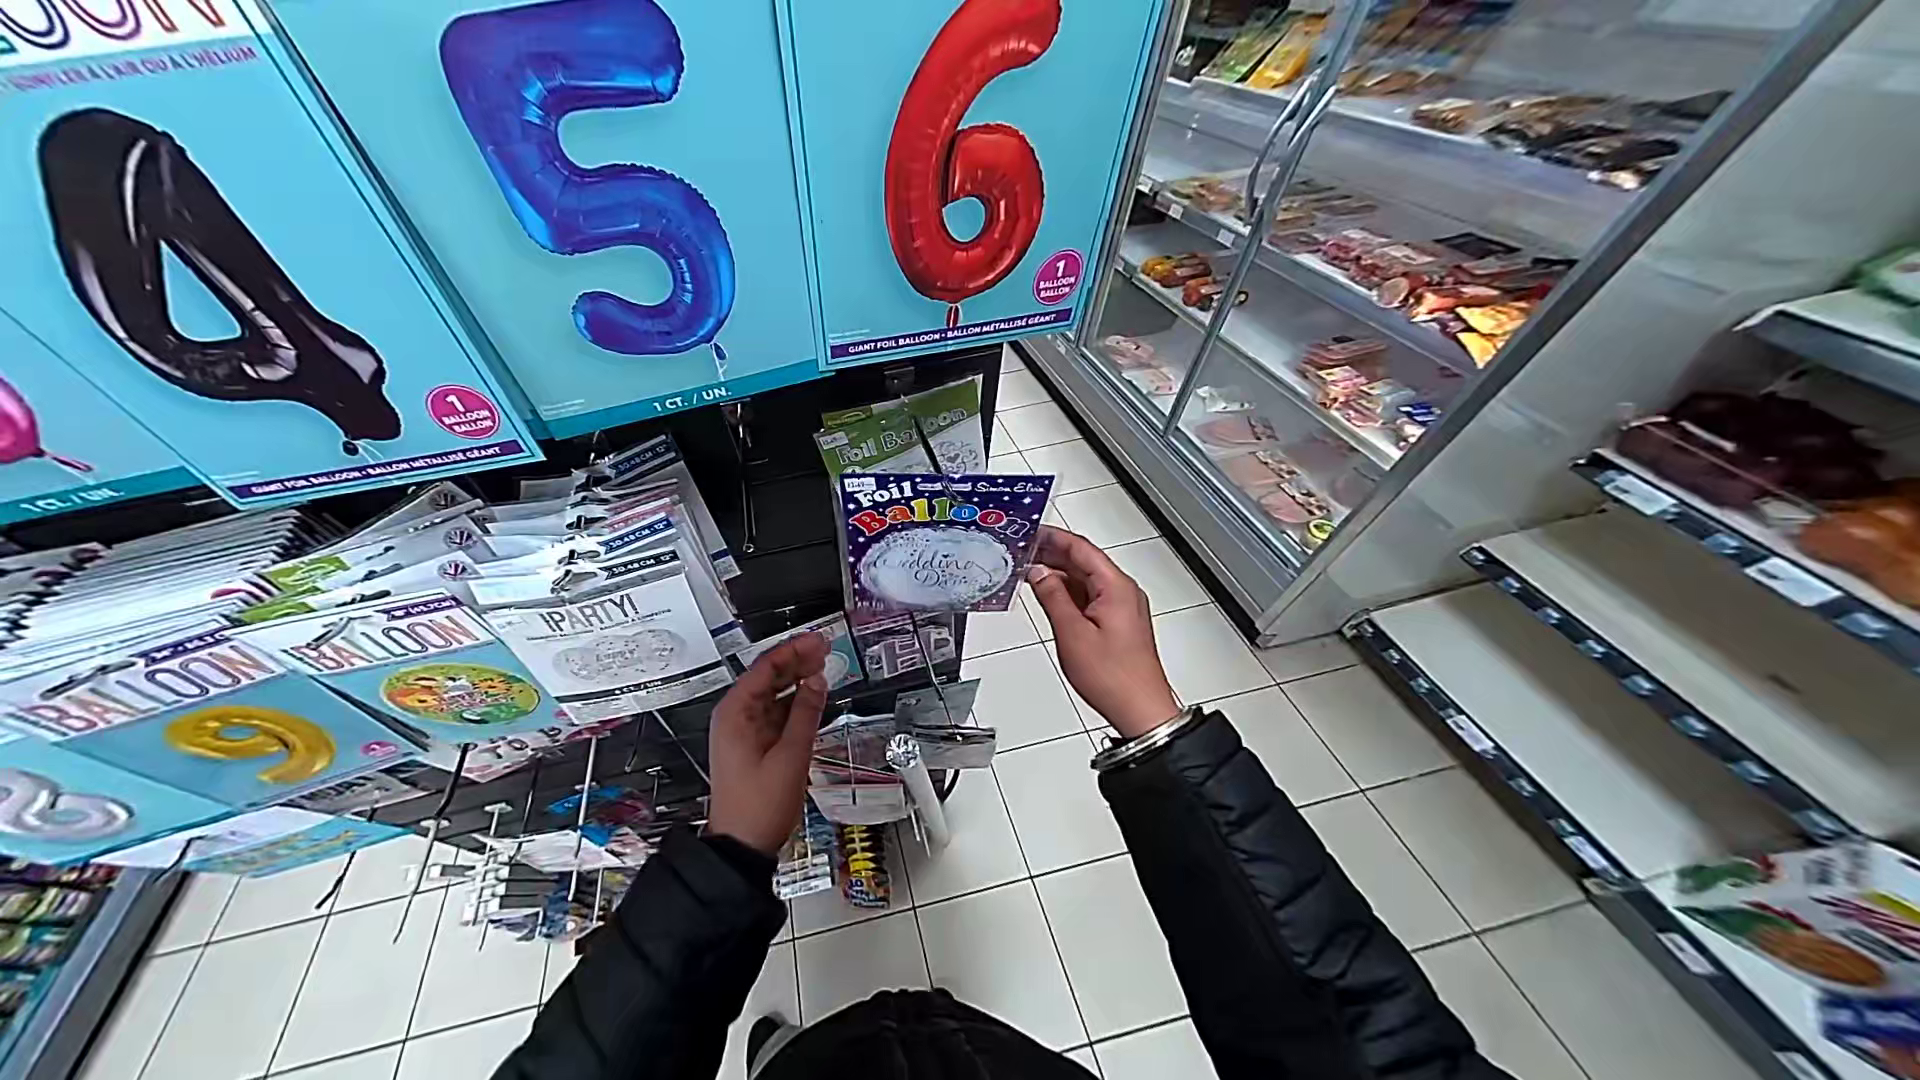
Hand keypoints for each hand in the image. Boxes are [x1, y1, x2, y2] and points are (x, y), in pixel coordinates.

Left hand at [707, 633, 828, 854]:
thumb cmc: (758, 806)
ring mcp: (745, 731)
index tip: (816, 640)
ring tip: (823, 667)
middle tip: (824, 648)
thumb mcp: (791, 754)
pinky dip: (796, 702)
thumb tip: (817, 681)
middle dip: (797, 660)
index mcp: (735, 713)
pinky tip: (814, 697)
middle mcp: (736, 717)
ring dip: (798, 680)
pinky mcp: (755, 744)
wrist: (743, 846)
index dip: (793, 650)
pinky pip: (776, 712)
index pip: (765, 668)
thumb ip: (806, 712)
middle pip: (768, 677)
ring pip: (774, 693)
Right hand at [1024, 525, 1180, 737]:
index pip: (1081, 548)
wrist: (1140, 709)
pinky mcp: (1118, 621)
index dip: (1054, 537)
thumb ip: (1053, 597)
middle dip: (1053, 554)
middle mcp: (1122, 592)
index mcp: (1116, 587)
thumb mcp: (1072, 633)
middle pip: (1084, 561)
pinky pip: (1089, 596)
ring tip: (1029, 571)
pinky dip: (1067, 592)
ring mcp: (1121, 607)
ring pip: (1086, 579)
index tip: (1032, 532)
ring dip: (1058, 573)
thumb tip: (1039, 573)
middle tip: (1024, 550)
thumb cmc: (1115, 677)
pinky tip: (1048, 595)